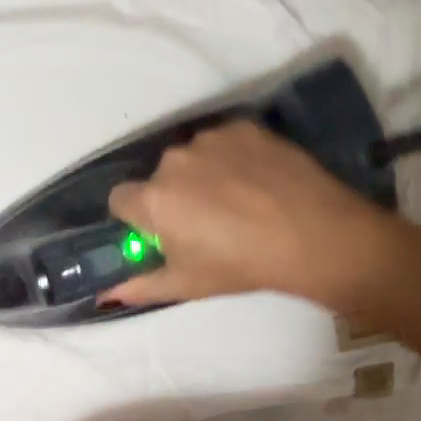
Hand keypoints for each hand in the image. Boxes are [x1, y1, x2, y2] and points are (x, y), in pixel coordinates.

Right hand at [104, 120, 391, 309]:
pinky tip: (256, 181)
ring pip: (192, 157)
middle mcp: (173, 161)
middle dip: (173, 195)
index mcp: (152, 200)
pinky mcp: (243, 127)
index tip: (160, 232)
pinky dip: (232, 158)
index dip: (137, 218)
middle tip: (205, 222)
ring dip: (202, 174)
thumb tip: (107, 293)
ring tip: (236, 200)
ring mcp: (210, 139)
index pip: (120, 199)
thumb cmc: (241, 265)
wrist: (313, 235)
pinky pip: (223, 141)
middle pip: (159, 177)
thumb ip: (139, 286)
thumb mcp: (186, 284)